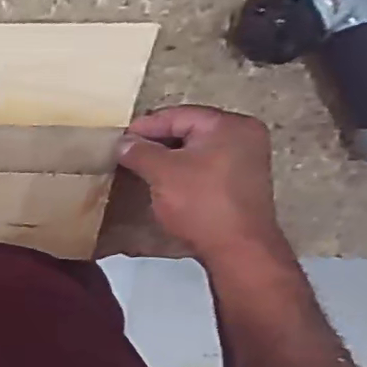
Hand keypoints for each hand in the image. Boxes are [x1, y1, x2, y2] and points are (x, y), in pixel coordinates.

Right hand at [116, 105, 287, 263]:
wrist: (238, 250)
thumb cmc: (201, 204)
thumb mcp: (163, 173)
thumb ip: (140, 152)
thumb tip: (123, 143)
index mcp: (229, 125)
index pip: (179, 115)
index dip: (145, 126)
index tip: (120, 139)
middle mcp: (244, 137)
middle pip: (190, 131)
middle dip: (157, 143)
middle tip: (128, 153)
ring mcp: (246, 163)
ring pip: (197, 153)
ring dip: (169, 160)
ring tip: (141, 169)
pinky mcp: (242, 187)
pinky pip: (206, 170)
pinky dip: (184, 174)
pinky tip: (164, 185)